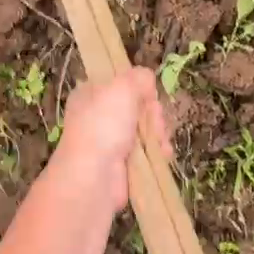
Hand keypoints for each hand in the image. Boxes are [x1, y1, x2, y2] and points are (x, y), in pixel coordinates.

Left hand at [48, 68, 169, 212]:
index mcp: (91, 93)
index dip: (138, 85)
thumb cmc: (104, 124)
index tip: (149, 92)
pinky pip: (145, 149)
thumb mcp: (122, 88)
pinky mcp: (122, 162)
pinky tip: (162, 153)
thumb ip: (139, 77)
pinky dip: (156, 150)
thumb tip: (148, 81)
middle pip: (136, 105)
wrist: (93, 176)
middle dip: (152, 112)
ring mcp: (110, 140)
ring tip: (160, 140)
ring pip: (144, 127)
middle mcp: (98, 115)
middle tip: (155, 119)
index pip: (119, 81)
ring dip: (157, 131)